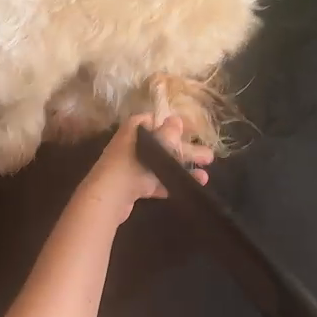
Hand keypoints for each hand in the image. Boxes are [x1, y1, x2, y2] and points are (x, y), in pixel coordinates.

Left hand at [74, 115, 209, 223]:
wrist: (108, 197)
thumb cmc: (133, 165)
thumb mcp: (154, 147)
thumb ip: (168, 134)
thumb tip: (176, 120)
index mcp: (135, 129)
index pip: (156, 120)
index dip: (176, 125)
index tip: (193, 131)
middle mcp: (133, 143)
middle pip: (163, 144)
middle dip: (186, 150)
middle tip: (209, 157)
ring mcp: (133, 165)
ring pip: (162, 164)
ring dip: (182, 168)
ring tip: (204, 177)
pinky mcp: (133, 185)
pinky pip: (156, 180)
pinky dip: (171, 182)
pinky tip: (189, 187)